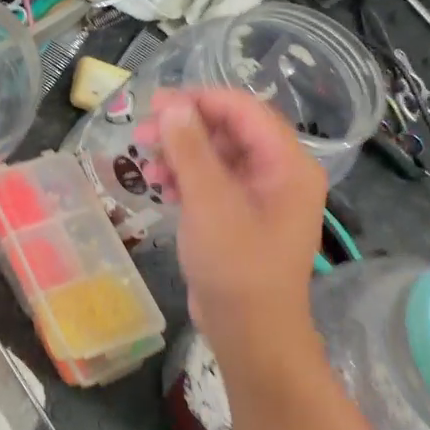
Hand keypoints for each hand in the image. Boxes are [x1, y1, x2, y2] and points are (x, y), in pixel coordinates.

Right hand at [135, 88, 326, 349]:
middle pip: (229, 129)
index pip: (245, 110)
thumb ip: (190, 149)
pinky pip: (212, 179)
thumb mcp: (209, 202)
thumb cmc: (236, 264)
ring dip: (179, 153)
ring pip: (216, 154)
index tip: (154, 104)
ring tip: (145, 165)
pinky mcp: (240, 214)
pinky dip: (184, 176)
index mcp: (288, 165)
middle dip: (184, 127)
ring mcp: (260, 195)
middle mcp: (279, 173)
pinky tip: (159, 187)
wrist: (250, 329)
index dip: (200, 99)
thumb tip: (173, 105)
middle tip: (142, 134)